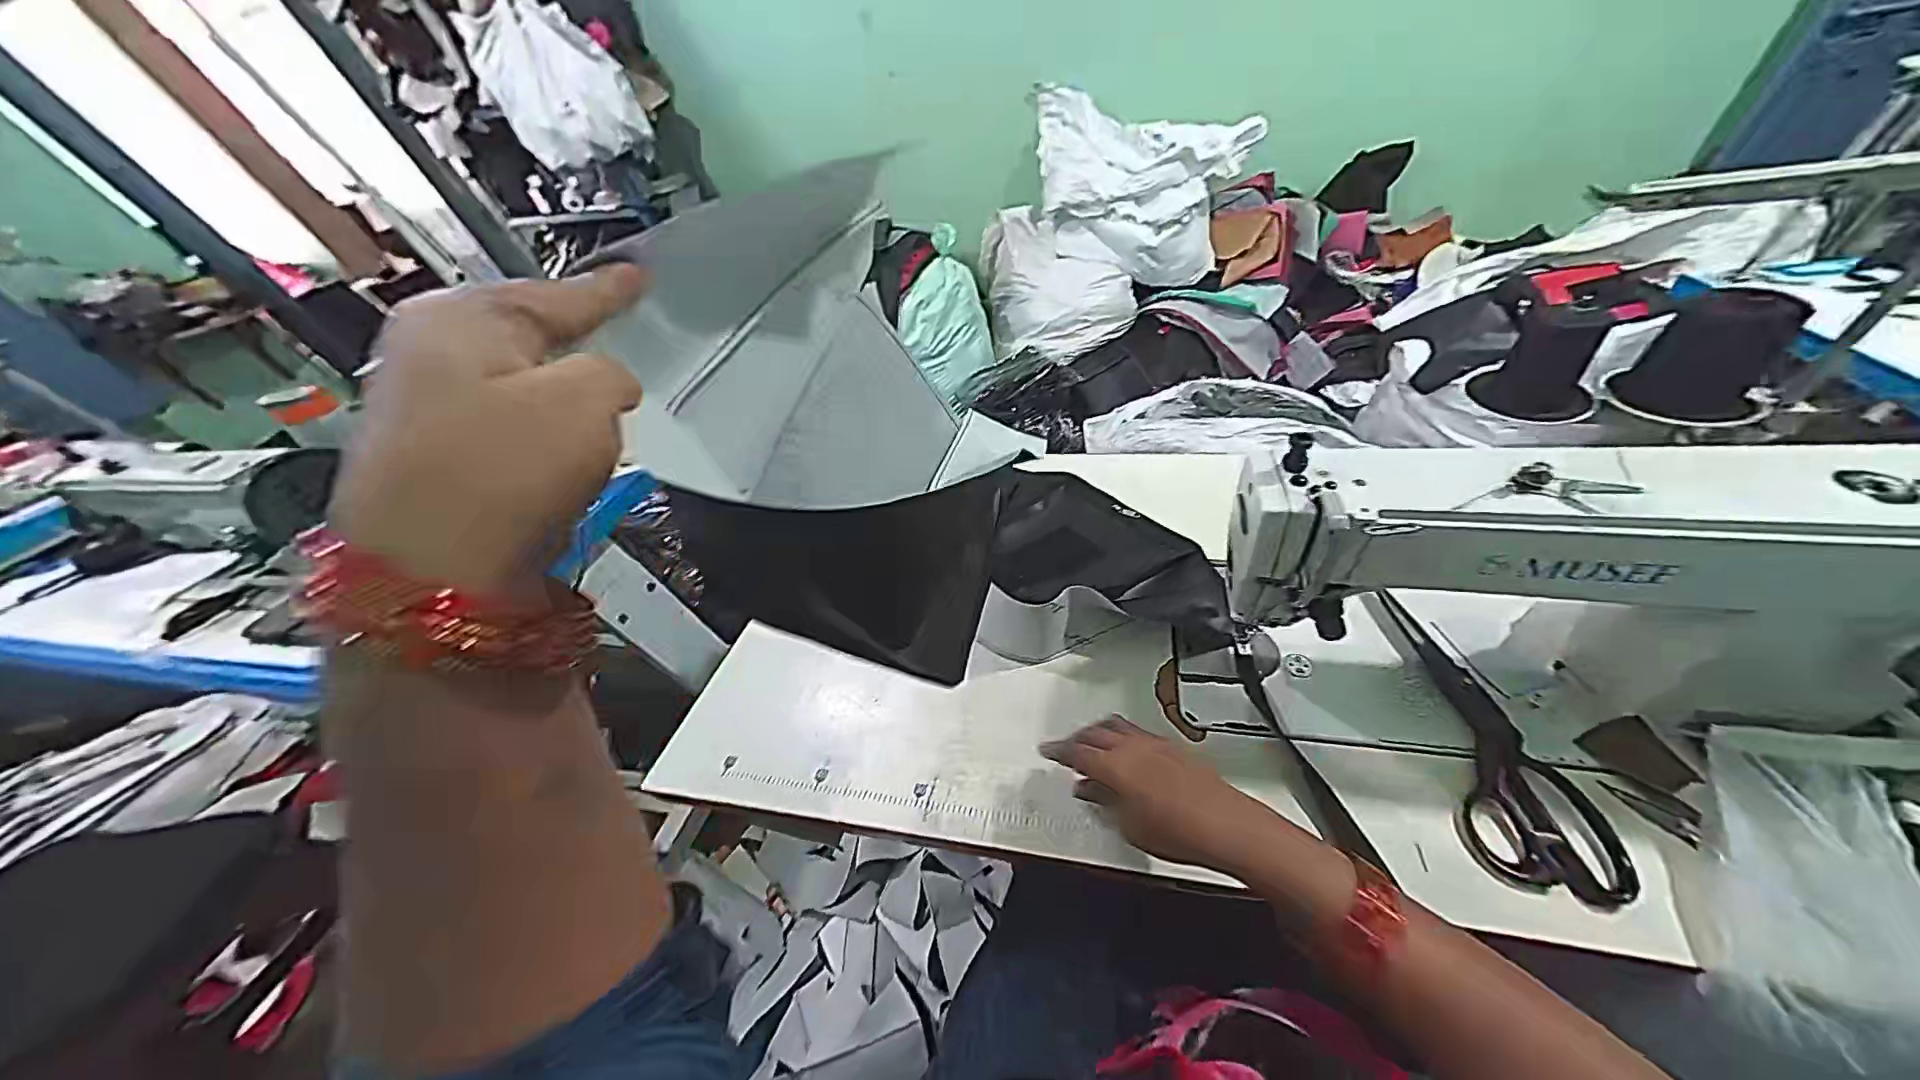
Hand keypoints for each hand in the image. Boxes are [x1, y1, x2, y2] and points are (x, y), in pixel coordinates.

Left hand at [329, 265, 646, 596]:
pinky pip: (513, 428)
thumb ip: (613, 374)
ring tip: (592, 433)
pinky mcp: (438, 454)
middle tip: (619, 353)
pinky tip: (558, 469)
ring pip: (525, 388)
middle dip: (580, 353)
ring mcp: (427, 404)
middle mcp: (430, 350)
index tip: (636, 273)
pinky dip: (544, 442)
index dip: (607, 287)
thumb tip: (608, 385)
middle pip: (533, 339)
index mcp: (462, 317)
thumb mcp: (585, 402)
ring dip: (564, 408)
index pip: (557, 292)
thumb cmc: (500, 472)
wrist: (428, 570)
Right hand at [1041, 715, 1284, 873]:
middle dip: (1075, 739)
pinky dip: (1121, 735)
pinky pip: (1137, 731)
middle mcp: (1132, 747)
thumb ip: (1104, 801)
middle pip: (1094, 733)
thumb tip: (1089, 789)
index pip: (1077, 752)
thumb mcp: (1129, 825)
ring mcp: (1155, 744)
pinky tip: (1125, 748)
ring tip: (1091, 742)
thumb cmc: (1179, 831)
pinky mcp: (1173, 747)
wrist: (1227, 826)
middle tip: (1065, 748)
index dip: (1059, 751)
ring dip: (1098, 732)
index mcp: (1114, 765)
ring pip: (1116, 726)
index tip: (1048, 751)